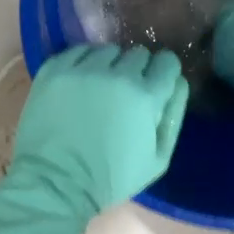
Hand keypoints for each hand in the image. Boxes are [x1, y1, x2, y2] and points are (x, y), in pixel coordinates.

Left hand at [10, 44, 190, 218]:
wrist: (55, 183)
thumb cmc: (111, 177)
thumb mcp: (158, 160)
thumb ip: (174, 116)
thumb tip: (179, 82)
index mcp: (145, 96)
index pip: (167, 61)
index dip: (163, 74)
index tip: (155, 86)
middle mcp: (116, 74)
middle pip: (138, 53)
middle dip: (137, 70)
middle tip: (126, 93)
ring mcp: (82, 69)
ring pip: (108, 50)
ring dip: (109, 65)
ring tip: (99, 88)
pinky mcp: (54, 69)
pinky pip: (78, 51)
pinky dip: (82, 63)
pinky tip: (79, 83)